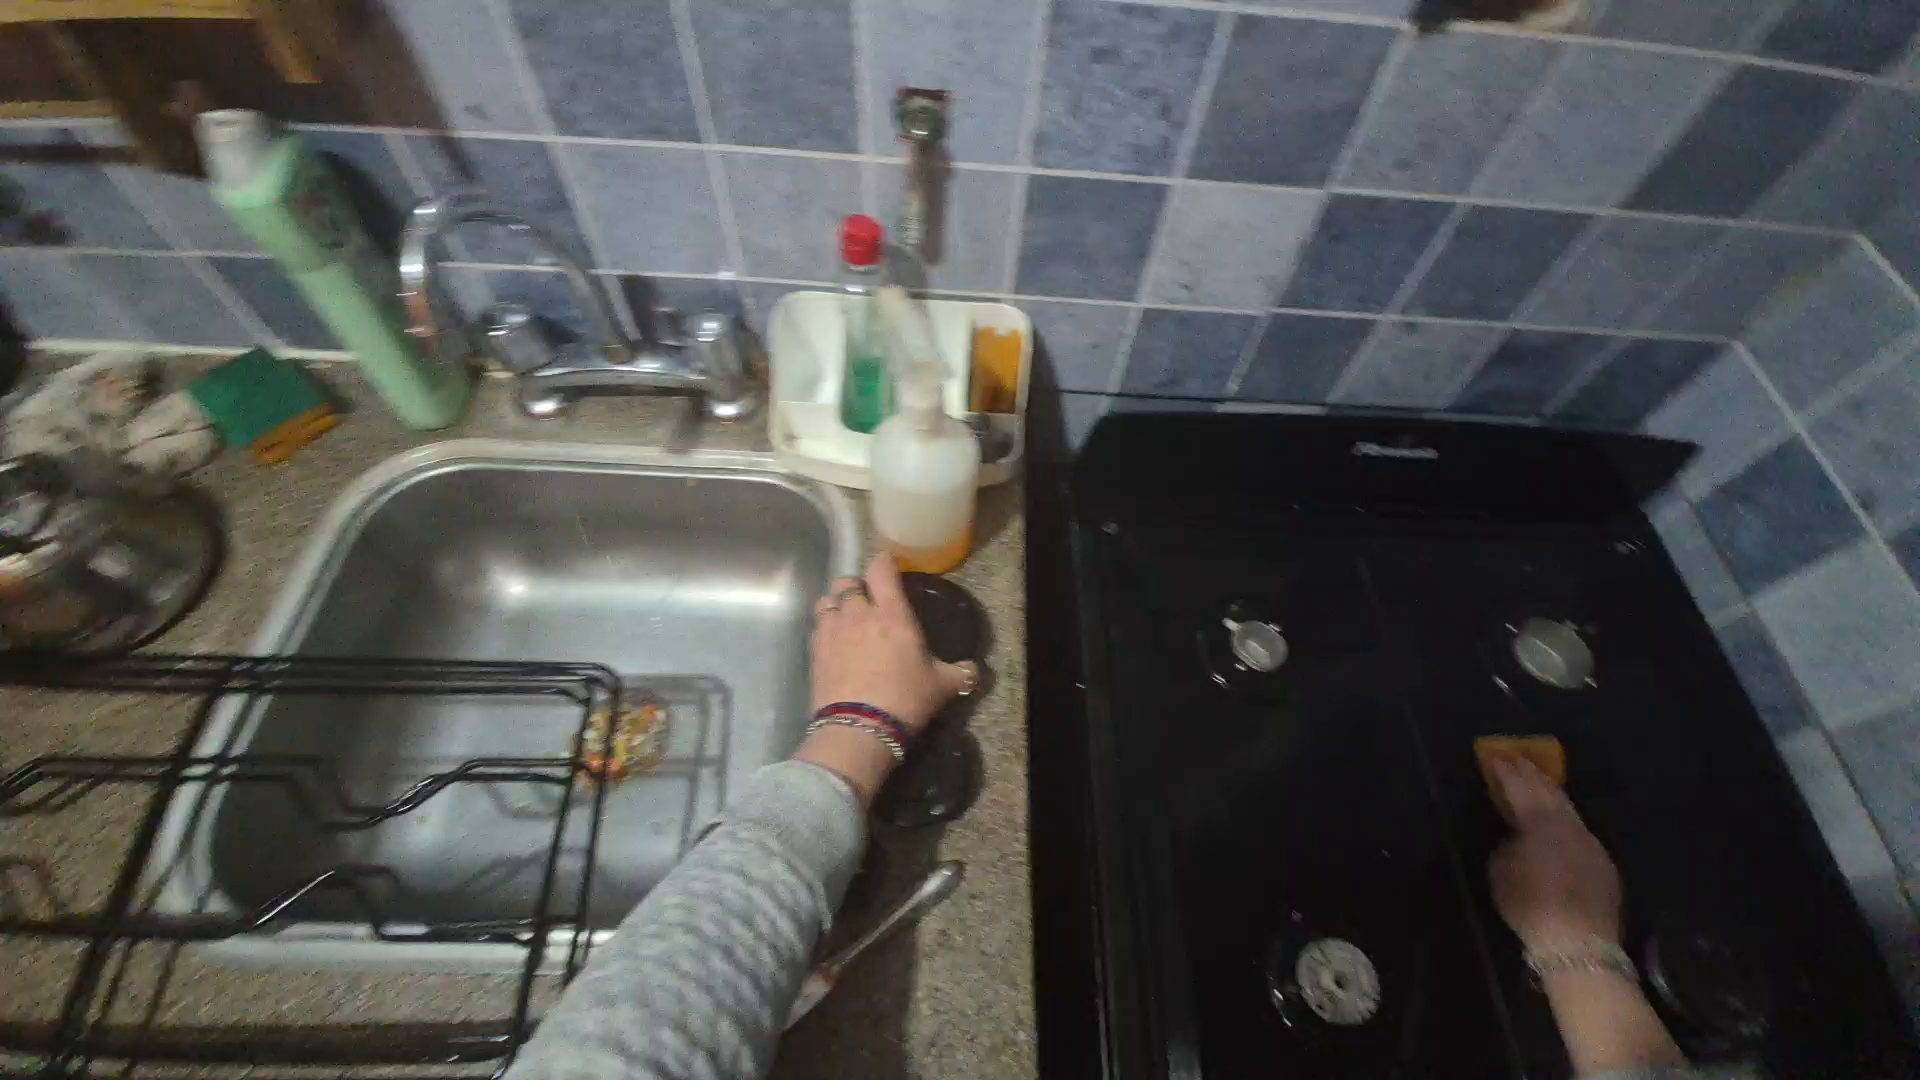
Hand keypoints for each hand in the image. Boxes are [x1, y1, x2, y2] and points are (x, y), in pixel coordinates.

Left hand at [811, 553, 977, 733]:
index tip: (888, 566)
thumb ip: (959, 673)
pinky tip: (833, 642)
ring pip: (826, 600)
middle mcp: (858, 614)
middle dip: (856, 585)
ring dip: (836, 604)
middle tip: (866, 599)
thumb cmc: (905, 698)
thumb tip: (974, 672)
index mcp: (891, 613)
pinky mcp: (814, 651)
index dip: (883, 562)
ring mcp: (832, 631)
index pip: (881, 569)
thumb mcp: (941, 686)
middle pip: (847, 581)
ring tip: (845, 618)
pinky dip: (824, 626)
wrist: (859, 729)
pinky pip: (816, 626)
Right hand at [1486, 757, 1621, 949]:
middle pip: (1549, 794)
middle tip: (1519, 758)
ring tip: (1540, 780)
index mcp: (1539, 824)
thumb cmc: (1529, 903)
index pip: (1519, 789)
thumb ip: (1509, 842)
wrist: (1579, 944)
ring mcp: (1591, 846)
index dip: (1505, 773)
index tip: (1495, 757)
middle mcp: (1569, 828)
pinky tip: (1560, 817)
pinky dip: (1566, 816)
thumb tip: (1517, 834)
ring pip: (1569, 810)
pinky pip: (1580, 830)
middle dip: (1533, 775)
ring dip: (1552, 793)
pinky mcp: (1604, 865)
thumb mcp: (1501, 868)